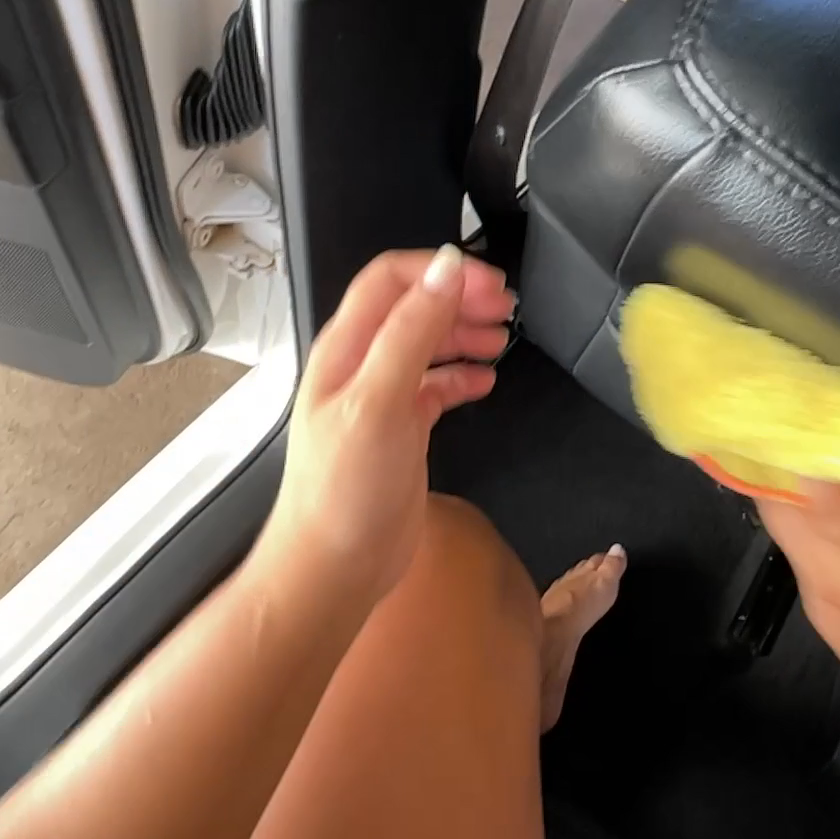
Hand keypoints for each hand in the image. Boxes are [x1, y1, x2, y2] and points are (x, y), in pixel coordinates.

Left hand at [258, 246, 513, 601]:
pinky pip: (437, 386)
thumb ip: (412, 332)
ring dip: (465, 333)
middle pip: (414, 307)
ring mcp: (382, 398)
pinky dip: (463, 377)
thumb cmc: (343, 493)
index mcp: (347, 349)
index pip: (392, 279)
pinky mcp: (402, 429)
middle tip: (504, 307)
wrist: (335, 567)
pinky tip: (485, 382)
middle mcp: (362, 366)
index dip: (442, 272)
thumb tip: (446, 272)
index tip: (489, 283)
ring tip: (501, 337)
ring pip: (428, 344)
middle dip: (460, 299)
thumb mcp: (379, 401)